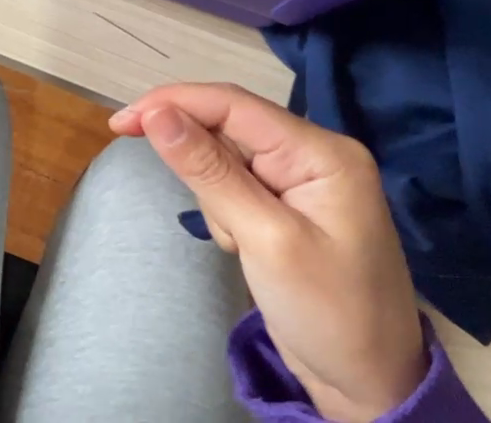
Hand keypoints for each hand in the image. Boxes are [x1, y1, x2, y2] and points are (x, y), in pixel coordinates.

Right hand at [110, 84, 425, 422]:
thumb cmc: (329, 313)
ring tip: (239, 244)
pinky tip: (243, 244)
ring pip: (223, 155)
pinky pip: (232, 181)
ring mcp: (301, 178)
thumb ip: (208, 170)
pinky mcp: (286, 201)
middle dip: (198, 163)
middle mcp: (313, 153)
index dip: (171, 103)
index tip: (120, 124)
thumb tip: (155, 113)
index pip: (231, 104)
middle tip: (204, 214)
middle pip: (225, 126)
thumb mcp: (264, 239)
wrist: (371, 387)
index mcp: (322, 152)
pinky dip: (222, 208)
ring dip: (213, 194)